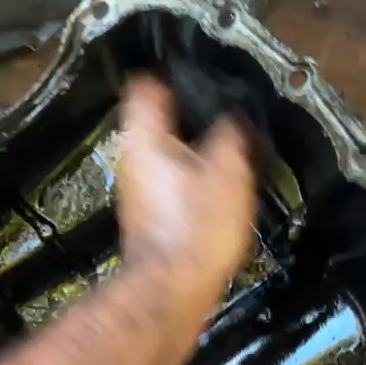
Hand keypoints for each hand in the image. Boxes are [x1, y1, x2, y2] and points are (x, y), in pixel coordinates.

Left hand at [116, 77, 255, 314]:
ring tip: (229, 152)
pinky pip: (172, 189)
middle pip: (157, 123)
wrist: (173, 291)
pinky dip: (191, 186)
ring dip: (193, 154)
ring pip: (165, 159)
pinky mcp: (149, 223)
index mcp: (144, 139)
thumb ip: (230, 134)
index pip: (147, 86)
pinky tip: (218, 194)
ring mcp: (137, 196)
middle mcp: (132, 164)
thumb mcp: (227, 169)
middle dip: (190, 117)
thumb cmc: (196, 228)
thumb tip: (233, 121)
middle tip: (225, 113)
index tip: (200, 73)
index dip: (174, 73)